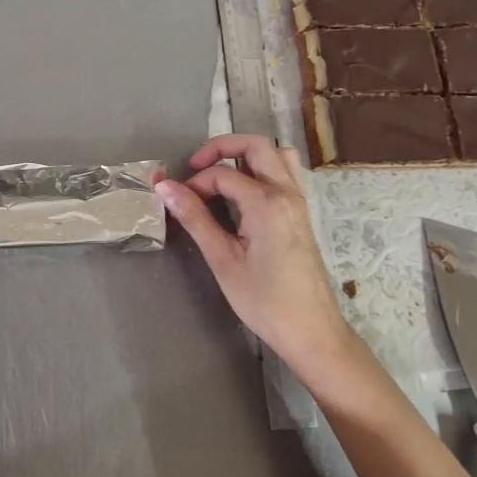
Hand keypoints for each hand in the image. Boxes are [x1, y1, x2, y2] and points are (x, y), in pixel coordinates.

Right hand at [156, 134, 354, 380]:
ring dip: (247, 156)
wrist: (312, 331)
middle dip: (222, 148)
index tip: (178, 203)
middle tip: (197, 168)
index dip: (195, 183)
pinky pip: (286, 173)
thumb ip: (195, 218)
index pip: (222, 173)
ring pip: (277, 155)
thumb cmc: (264, 301)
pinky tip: (244, 195)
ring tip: (221, 177)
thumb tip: (165, 188)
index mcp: (267, 202)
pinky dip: (263, 170)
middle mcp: (287, 192)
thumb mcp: (223, 260)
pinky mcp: (302, 214)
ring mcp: (299, 201)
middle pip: (256, 145)